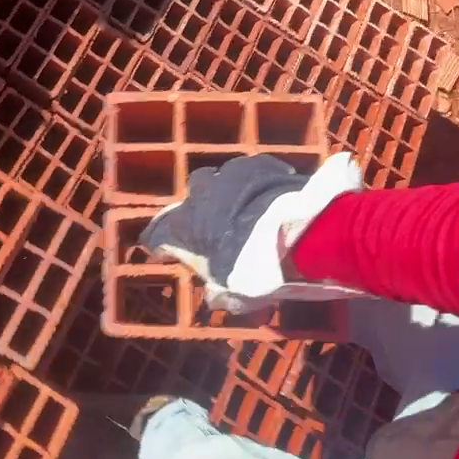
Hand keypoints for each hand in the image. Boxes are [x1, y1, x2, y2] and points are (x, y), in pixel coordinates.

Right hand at [139, 151, 366, 312]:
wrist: (301, 234)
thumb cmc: (258, 269)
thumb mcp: (233, 294)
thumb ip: (217, 292)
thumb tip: (212, 296)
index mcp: (184, 226)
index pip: (157, 233)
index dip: (162, 244)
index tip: (168, 253)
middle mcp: (199, 193)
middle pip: (193, 198)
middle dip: (202, 210)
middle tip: (218, 229)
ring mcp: (229, 173)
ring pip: (222, 180)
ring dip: (230, 194)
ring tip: (249, 211)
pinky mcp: (259, 163)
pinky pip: (251, 172)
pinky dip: (257, 184)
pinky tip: (270, 197)